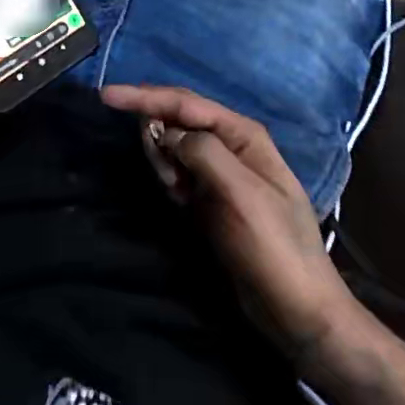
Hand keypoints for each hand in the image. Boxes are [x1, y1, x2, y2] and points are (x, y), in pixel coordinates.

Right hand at [102, 84, 362, 353]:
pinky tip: (180, 201)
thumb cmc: (275, 247)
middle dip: (158, 138)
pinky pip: (175, 170)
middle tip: (170, 180)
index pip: (183, 102)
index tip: (105, 95)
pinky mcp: (209, 194)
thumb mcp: (242, 194)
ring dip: (163, 163)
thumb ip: (203, 152)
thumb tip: (166, 133)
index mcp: (242, 134)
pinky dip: (169, 180)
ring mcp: (219, 169)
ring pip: (171, 145)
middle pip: (174, 119)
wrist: (298, 310)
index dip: (142, 96)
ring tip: (180, 195)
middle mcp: (229, 143)